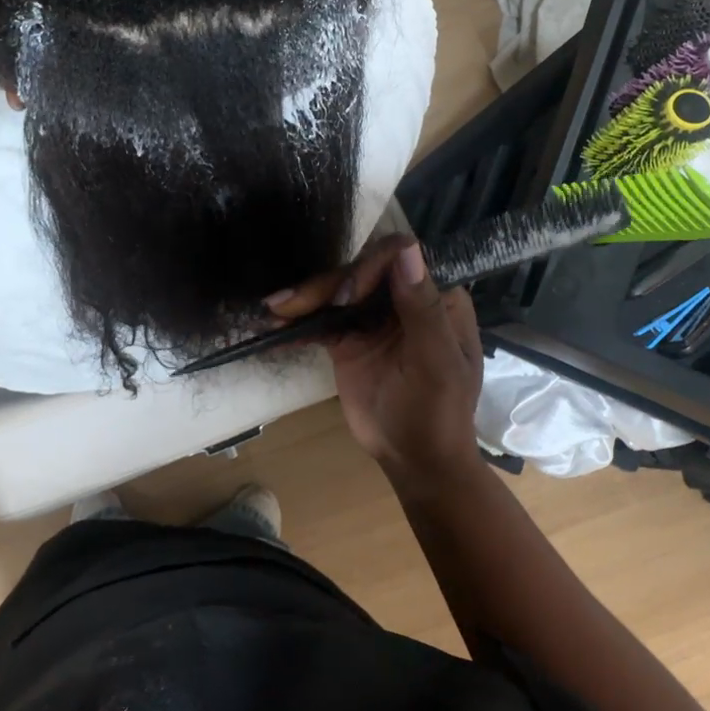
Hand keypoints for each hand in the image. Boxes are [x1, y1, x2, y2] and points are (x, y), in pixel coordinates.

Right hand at [267, 237, 486, 483]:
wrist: (415, 460)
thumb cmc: (438, 413)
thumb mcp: (436, 362)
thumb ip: (421, 307)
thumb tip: (405, 249)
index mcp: (436, 298)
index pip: (399, 259)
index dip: (369, 268)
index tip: (348, 296)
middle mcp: (404, 300)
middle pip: (359, 274)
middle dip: (325, 286)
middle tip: (290, 306)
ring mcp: (373, 320)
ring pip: (335, 295)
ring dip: (303, 301)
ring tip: (271, 310)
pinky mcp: (348, 340)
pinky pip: (320, 322)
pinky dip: (297, 324)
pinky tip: (274, 329)